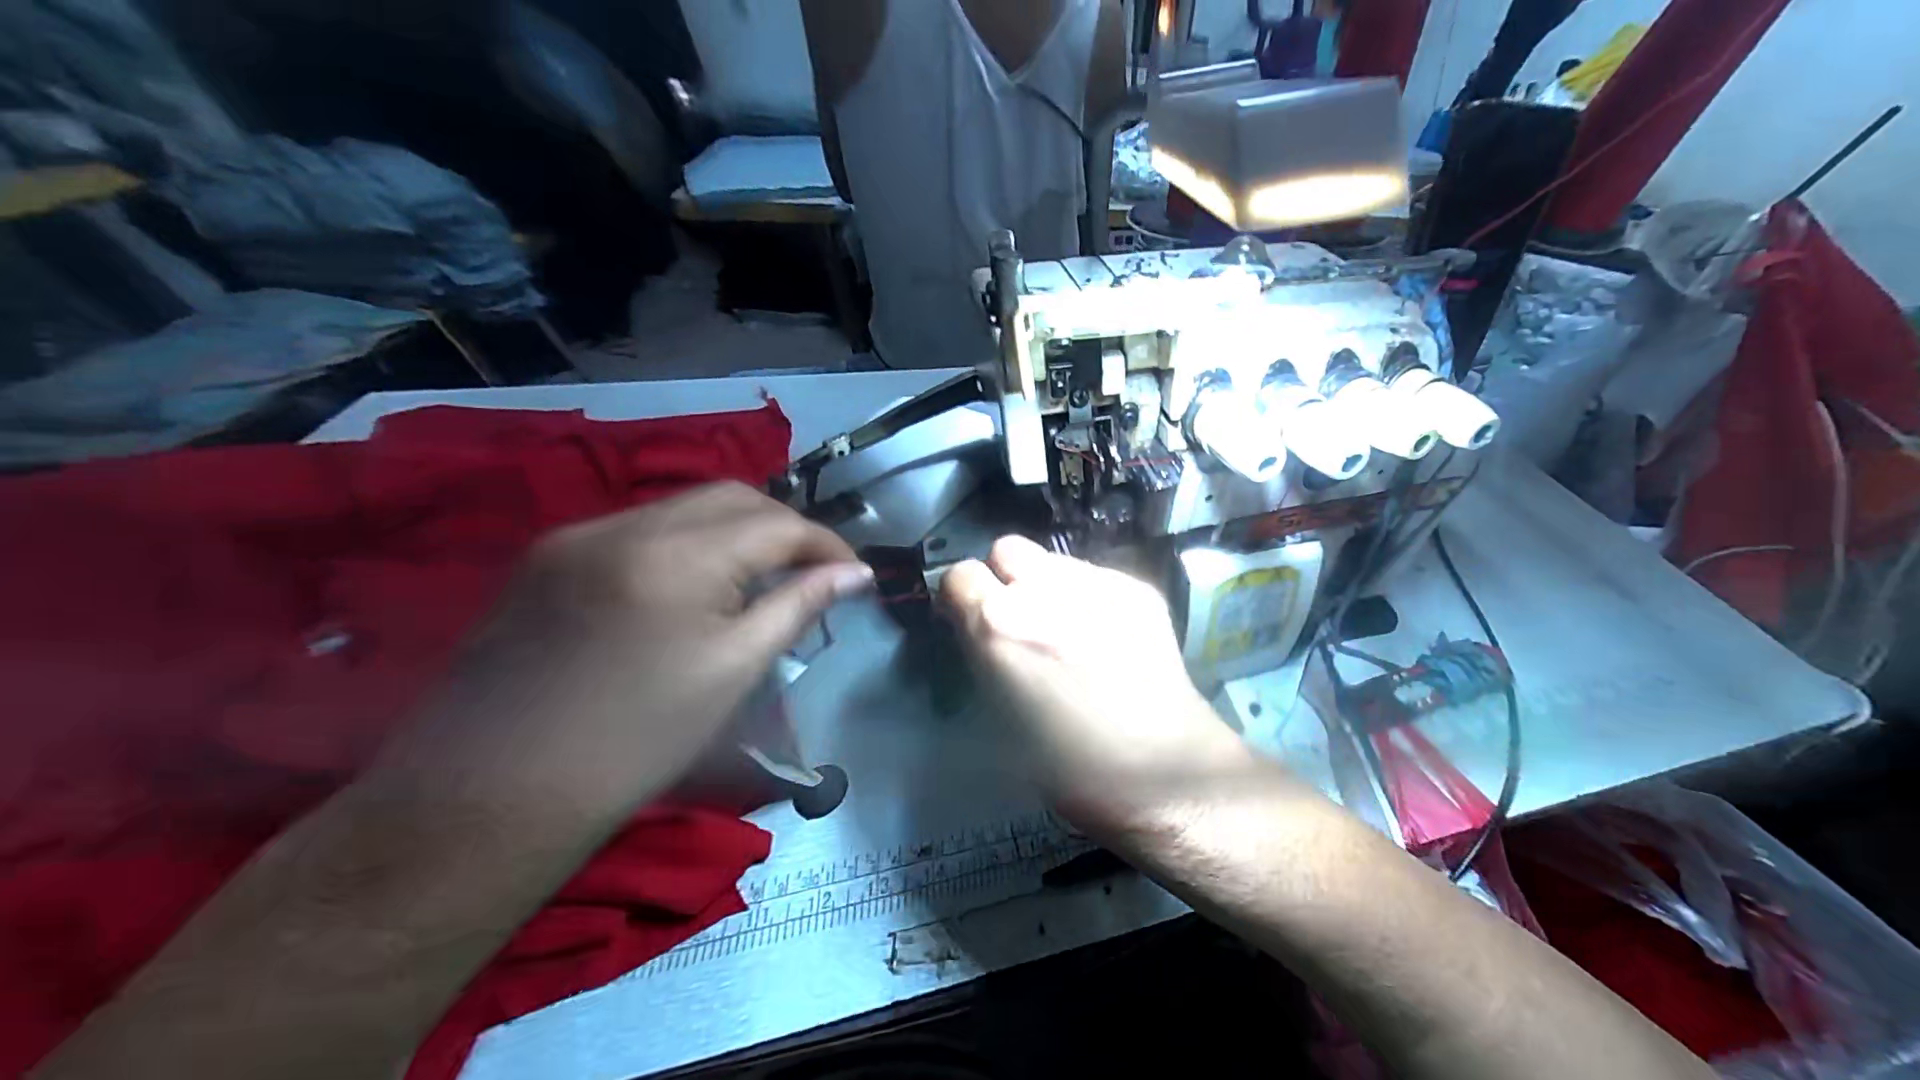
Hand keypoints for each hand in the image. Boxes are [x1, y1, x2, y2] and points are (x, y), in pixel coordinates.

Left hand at [390, 482, 871, 814]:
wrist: (496, 796)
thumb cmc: (636, 743)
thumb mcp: (733, 672)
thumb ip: (798, 607)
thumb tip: (854, 575)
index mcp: (675, 556)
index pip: (775, 523)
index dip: (825, 544)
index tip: (855, 575)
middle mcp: (622, 524)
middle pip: (730, 497)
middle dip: (782, 527)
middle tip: (811, 572)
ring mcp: (577, 535)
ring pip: (682, 507)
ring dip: (733, 532)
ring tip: (759, 577)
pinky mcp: (549, 556)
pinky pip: (639, 528)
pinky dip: (685, 544)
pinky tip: (694, 585)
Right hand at [939, 536, 1249, 835]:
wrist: (1160, 769)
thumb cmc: (1065, 762)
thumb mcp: (996, 711)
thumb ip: (982, 654)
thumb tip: (977, 629)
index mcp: (998, 624)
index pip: (959, 574)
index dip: (963, 597)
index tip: (972, 619)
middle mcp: (1043, 589)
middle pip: (1006, 550)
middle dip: (1006, 579)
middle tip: (1022, 619)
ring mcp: (1095, 583)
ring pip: (1053, 560)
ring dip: (1049, 586)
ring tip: (1070, 629)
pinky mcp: (1136, 588)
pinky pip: (1096, 577)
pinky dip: (1090, 599)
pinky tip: (1108, 636)